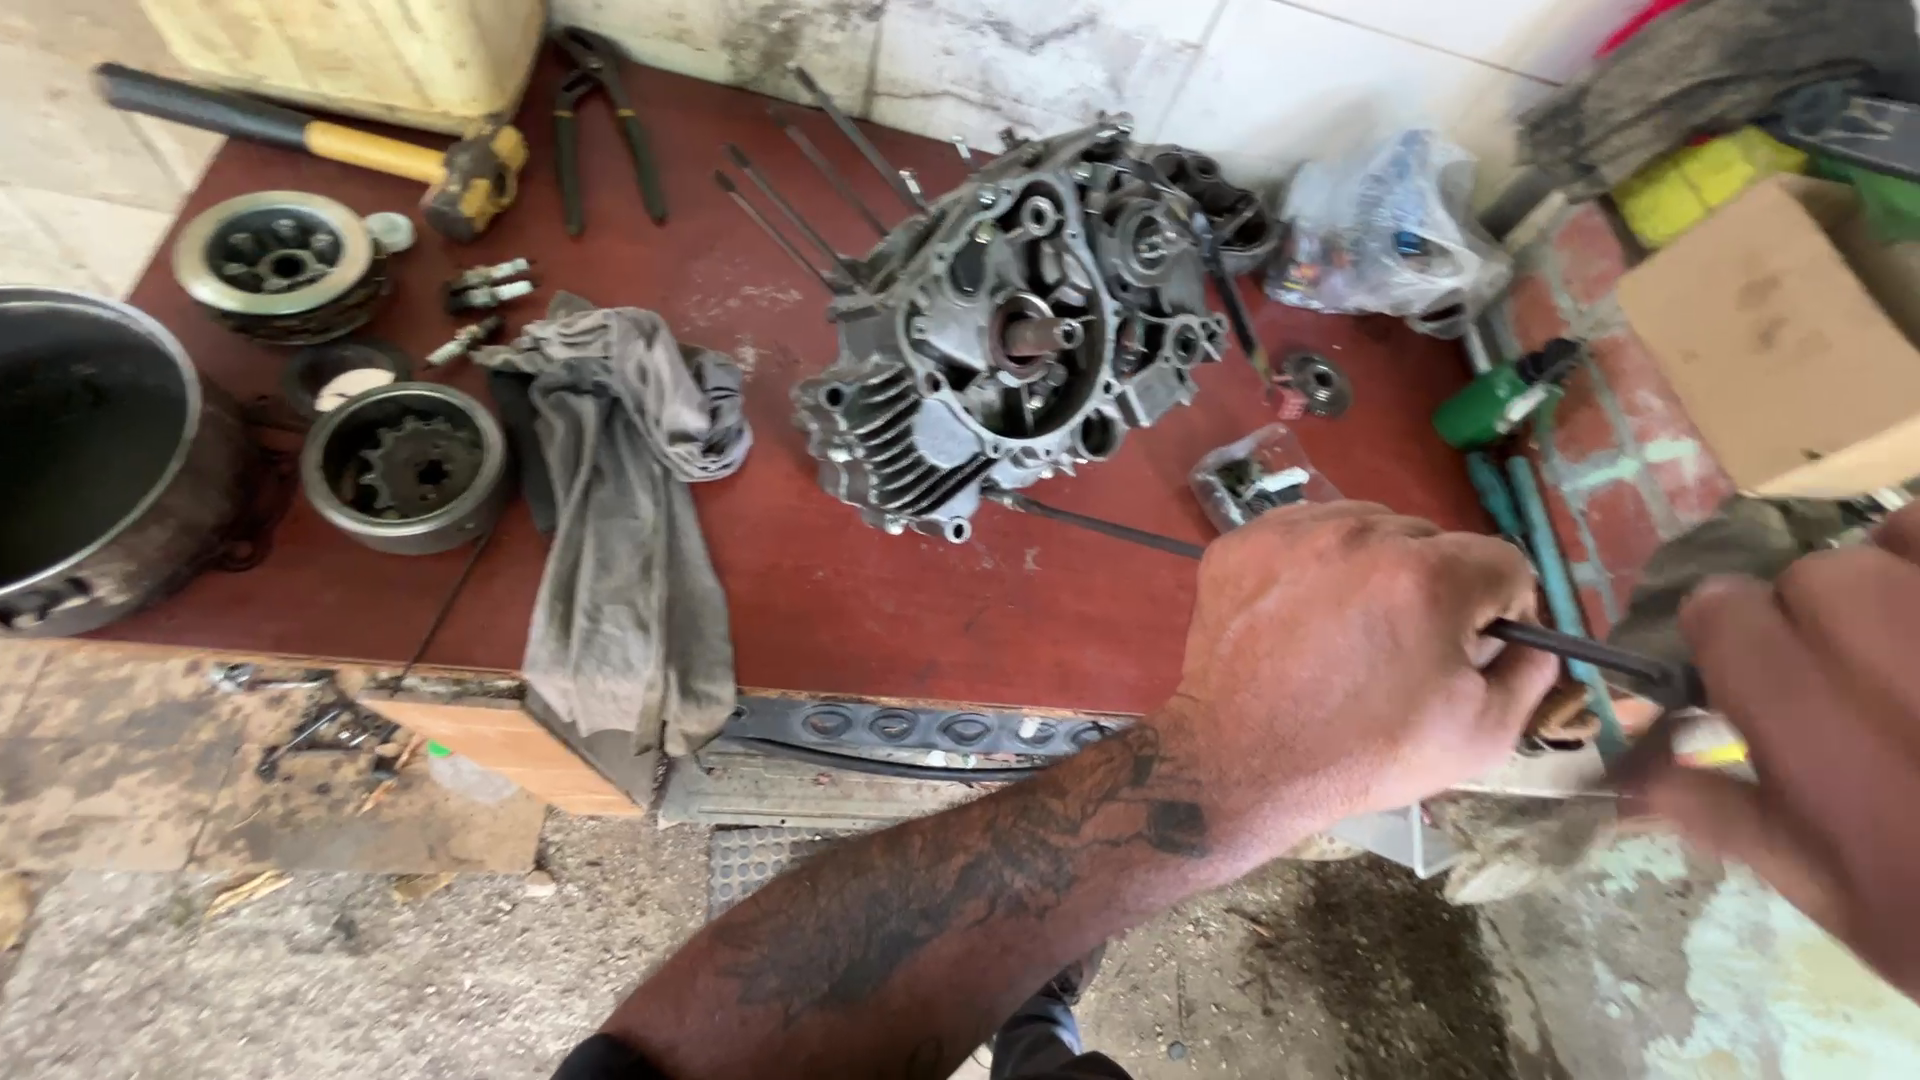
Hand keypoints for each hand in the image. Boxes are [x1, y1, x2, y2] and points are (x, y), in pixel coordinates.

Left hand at [1157, 501, 1557, 865]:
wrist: (1239, 758)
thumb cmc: (1362, 753)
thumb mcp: (1482, 732)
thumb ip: (1529, 668)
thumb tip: (1527, 633)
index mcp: (1425, 575)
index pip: (1501, 562)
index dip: (1498, 608)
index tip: (1470, 642)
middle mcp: (1354, 535)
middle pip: (1428, 540)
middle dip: (1433, 584)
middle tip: (1400, 640)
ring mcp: (1286, 534)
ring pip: (1361, 525)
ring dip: (1371, 563)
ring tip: (1347, 622)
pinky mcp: (1237, 544)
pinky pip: (1300, 532)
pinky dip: (1312, 561)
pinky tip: (1301, 607)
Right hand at [1635, 501, 1919, 997]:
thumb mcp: (1839, 899)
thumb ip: (1726, 822)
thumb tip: (1621, 783)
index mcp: (1816, 727)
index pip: (1720, 612)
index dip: (1721, 632)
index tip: (1742, 667)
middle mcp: (1888, 660)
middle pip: (1815, 575)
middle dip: (1812, 608)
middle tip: (1846, 665)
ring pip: (1902, 537)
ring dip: (1894, 569)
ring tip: (1906, 623)